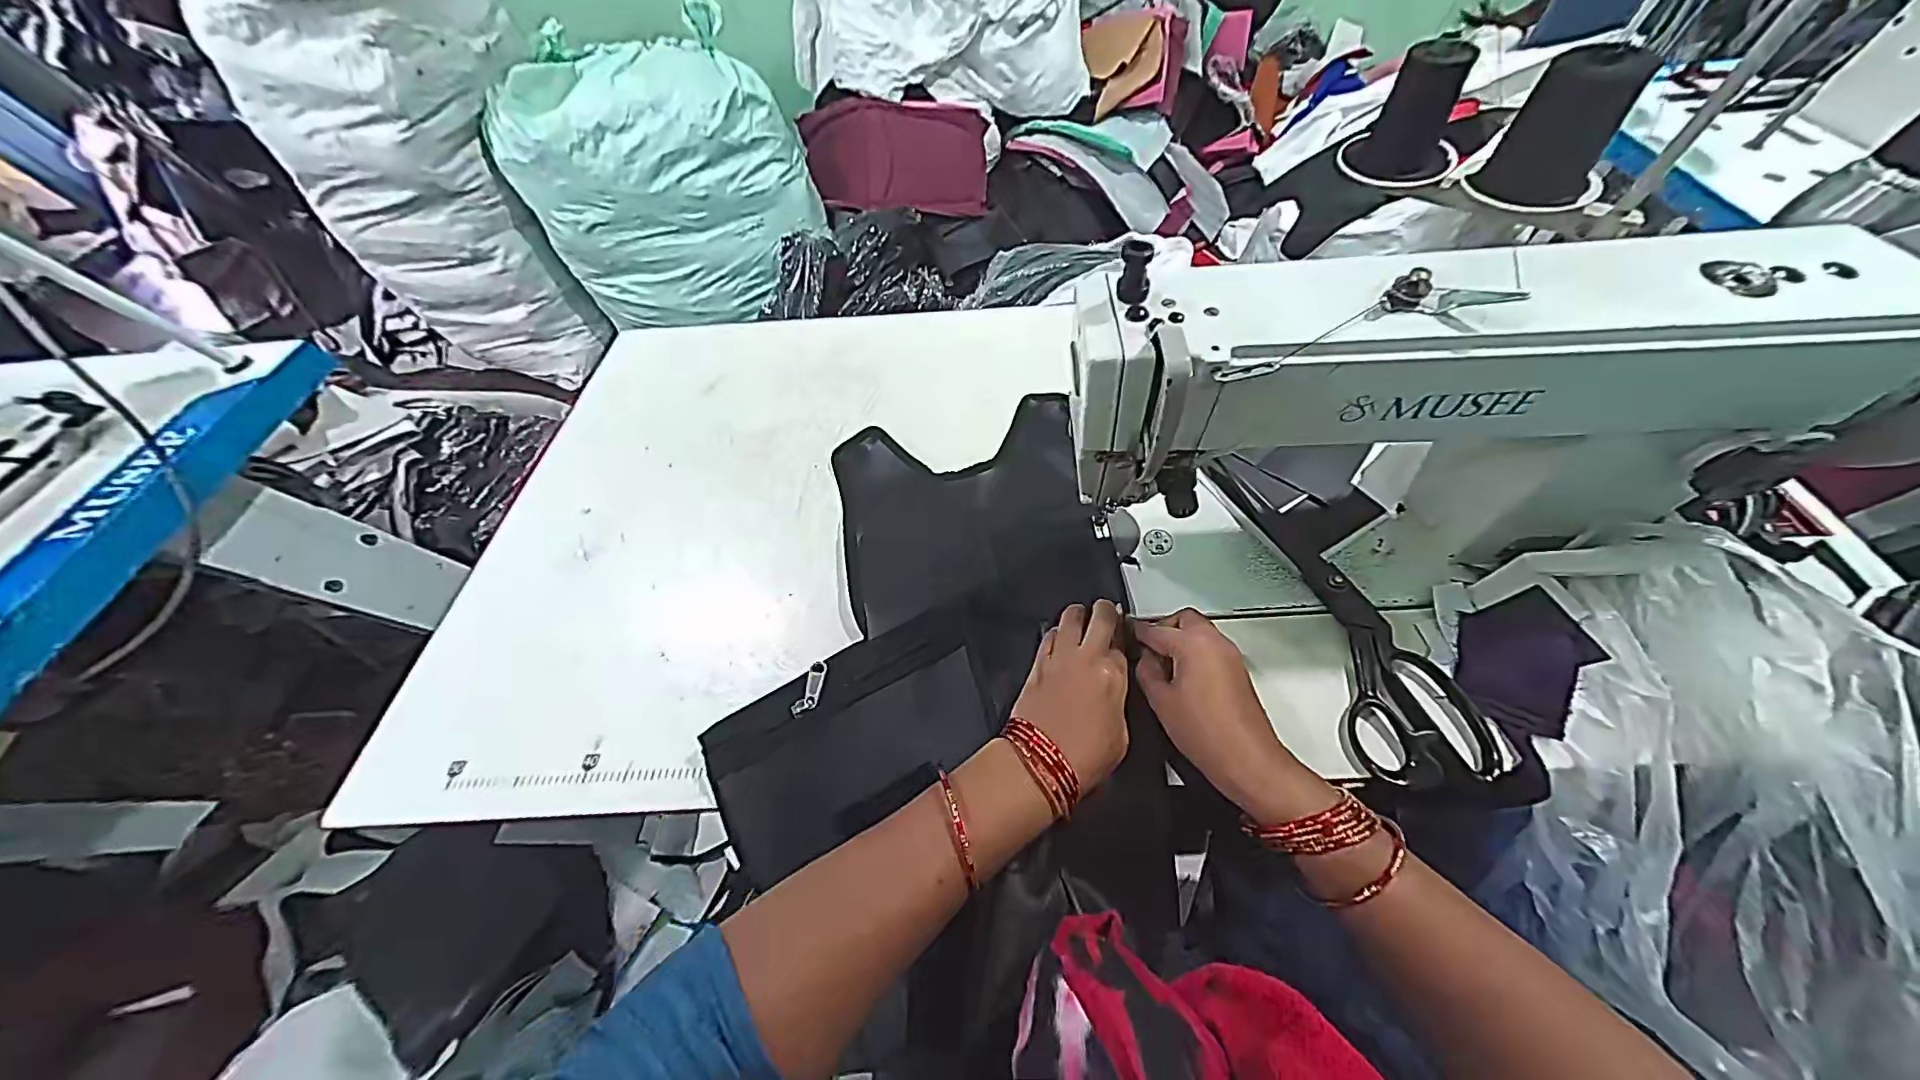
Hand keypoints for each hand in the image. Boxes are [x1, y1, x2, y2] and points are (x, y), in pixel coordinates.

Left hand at [1010, 601, 1130, 791]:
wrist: (1041, 762)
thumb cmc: (1083, 756)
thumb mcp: (1122, 734)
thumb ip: (1119, 703)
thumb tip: (1113, 696)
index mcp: (1113, 674)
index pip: (1123, 643)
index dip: (1124, 640)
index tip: (1124, 639)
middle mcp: (1086, 658)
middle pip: (1100, 616)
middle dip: (1105, 611)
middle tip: (1106, 612)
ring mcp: (1059, 658)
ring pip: (1070, 617)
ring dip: (1078, 616)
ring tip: (1082, 619)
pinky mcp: (1037, 665)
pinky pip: (1049, 636)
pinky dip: (1056, 633)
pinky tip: (1059, 638)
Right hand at [1134, 609, 1328, 819]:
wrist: (1246, 760)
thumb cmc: (1211, 735)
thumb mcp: (1160, 701)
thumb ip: (1146, 671)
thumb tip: (1144, 661)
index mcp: (1193, 644)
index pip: (1155, 628)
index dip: (1136, 632)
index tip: (1128, 634)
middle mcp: (1215, 644)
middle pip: (1182, 619)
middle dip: (1162, 629)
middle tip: (1146, 649)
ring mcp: (1230, 656)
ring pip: (1199, 632)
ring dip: (1180, 641)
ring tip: (1162, 667)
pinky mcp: (1237, 671)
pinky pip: (1210, 650)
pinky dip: (1194, 655)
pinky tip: (1181, 679)